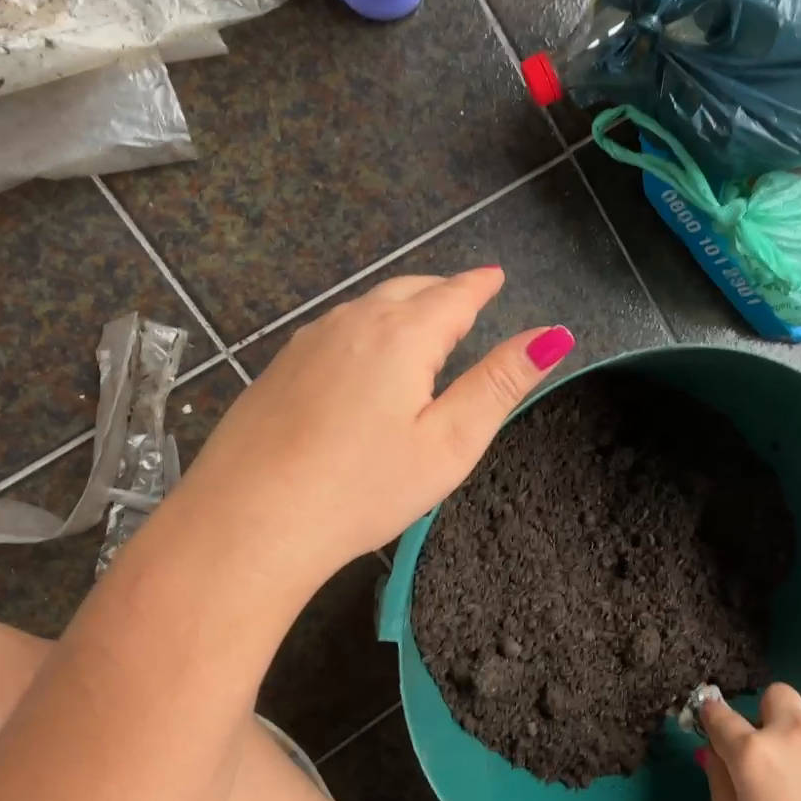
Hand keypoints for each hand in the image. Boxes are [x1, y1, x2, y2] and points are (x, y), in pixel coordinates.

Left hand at [168, 267, 573, 592]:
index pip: (453, 295)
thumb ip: (500, 384)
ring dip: (402, 306)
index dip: (480, 285)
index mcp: (401, 336)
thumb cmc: (363, 488)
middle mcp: (351, 324)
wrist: (247, 524)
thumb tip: (553, 335)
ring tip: (424, 323)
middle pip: (408, 290)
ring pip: (367, 307)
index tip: (496, 276)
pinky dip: (367, 329)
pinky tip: (366, 360)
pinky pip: (336, 331)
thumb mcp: (450, 442)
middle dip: (443, 290)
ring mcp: (306, 344)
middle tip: (468, 299)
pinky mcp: (278, 371)